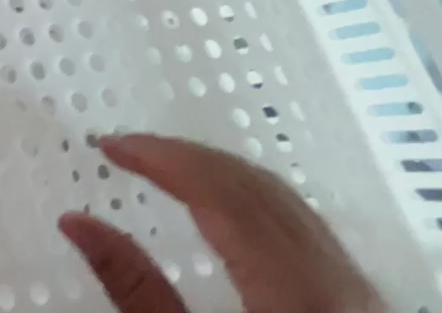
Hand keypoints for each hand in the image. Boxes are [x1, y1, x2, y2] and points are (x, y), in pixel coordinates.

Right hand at [60, 135, 383, 312]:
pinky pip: (305, 227)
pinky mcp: (366, 309)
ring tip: (163, 169)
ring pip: (286, 200)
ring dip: (218, 173)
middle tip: (127, 151)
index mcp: (294, 295)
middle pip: (255, 186)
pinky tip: (219, 210)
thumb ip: (134, 290)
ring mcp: (363, 297)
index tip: (107, 145)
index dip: (160, 157)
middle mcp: (339, 284)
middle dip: (185, 156)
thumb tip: (75, 221)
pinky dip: (251, 200)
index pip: (220, 192)